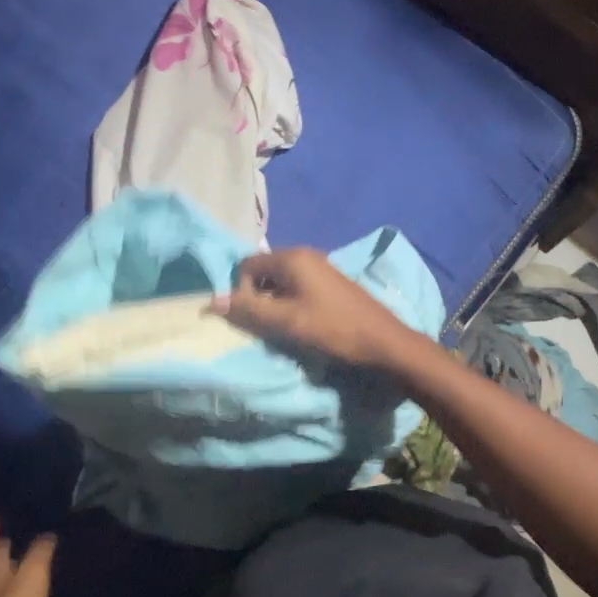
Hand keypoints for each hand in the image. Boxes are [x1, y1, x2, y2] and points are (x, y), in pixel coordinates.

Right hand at [212, 248, 416, 368]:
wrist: (384, 341)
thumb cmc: (334, 329)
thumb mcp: (287, 322)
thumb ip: (249, 310)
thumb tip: (212, 301)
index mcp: (292, 258)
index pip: (247, 265)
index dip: (242, 292)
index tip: (254, 319)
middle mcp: (305, 255)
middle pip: (264, 272)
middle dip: (258, 299)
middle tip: (269, 327)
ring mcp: (321, 268)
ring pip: (281, 283)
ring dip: (276, 305)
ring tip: (287, 329)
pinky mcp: (332, 283)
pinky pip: (299, 288)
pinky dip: (293, 305)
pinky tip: (305, 326)